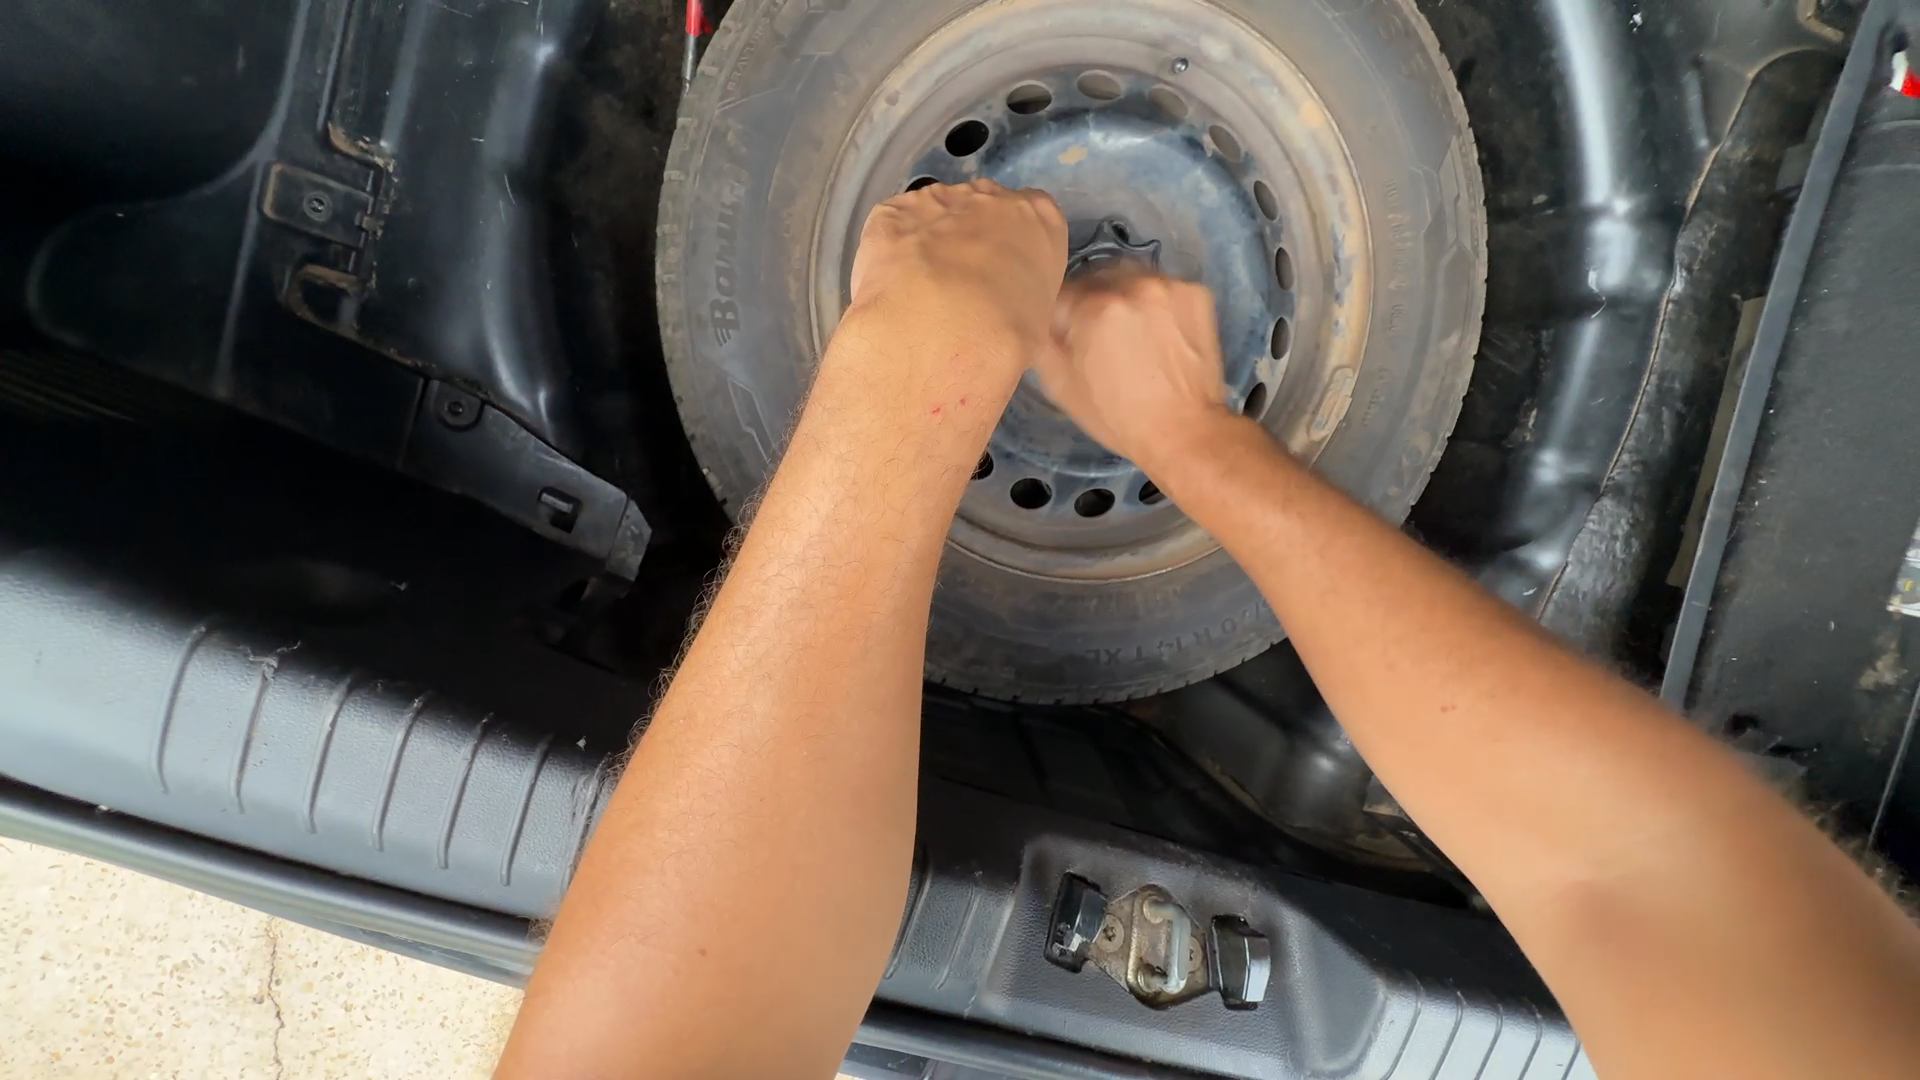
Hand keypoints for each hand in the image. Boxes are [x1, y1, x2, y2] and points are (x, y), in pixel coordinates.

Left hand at [845, 179, 1068, 389]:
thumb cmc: (1007, 336)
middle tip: (958, 292)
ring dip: (928, 247)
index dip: (1011, 252)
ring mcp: (937, 198)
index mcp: (1039, 219)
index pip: (1031, 220)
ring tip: (920, 296)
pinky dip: (891, 253)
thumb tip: (1002, 308)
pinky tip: (892, 287)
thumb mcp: (1036, 321)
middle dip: (968, 243)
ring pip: (933, 217)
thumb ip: (1022, 295)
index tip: (1000, 281)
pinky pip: (892, 229)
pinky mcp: (890, 212)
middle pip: (980, 211)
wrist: (944, 332)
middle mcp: (989, 197)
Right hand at [1033, 267, 1234, 472]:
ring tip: (1131, 335)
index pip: (1061, 292)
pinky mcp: (1197, 291)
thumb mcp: (1061, 387)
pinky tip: (1158, 334)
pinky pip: (1162, 287)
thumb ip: (1041, 342)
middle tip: (1099, 338)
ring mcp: (1169, 285)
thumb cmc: (1116, 417)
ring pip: (1131, 279)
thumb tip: (1037, 318)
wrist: (1184, 431)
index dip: (1059, 317)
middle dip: (1091, 302)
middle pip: (1096, 278)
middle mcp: (1132, 285)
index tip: (1067, 339)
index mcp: (1094, 308)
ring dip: (1123, 298)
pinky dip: (1154, 304)